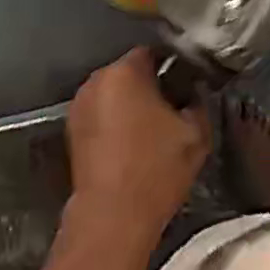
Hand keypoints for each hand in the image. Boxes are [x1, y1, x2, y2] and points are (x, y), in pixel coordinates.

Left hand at [65, 48, 209, 232]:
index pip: (151, 53)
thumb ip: (198, 104)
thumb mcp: (194, 135)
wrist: (112, 216)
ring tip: (146, 130)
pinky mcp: (71, 128)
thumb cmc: (155, 170)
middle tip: (168, 110)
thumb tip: (194, 93)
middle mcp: (97, 79)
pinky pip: (98, 113)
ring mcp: (80, 103)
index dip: (169, 66)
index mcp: (125, 71)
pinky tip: (126, 144)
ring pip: (112, 93)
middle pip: (128, 72)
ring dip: (127, 104)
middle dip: (147, 86)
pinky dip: (111, 121)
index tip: (183, 85)